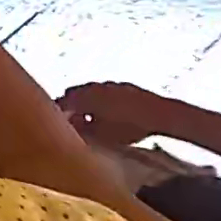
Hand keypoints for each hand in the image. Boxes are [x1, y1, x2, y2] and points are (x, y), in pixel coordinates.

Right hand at [55, 82, 186, 148]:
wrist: (161, 116)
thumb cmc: (129, 127)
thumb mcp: (101, 135)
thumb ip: (81, 131)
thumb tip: (71, 131)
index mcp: (84, 96)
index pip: (63, 101)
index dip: (59, 113)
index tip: (59, 123)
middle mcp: (94, 86)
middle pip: (75, 94)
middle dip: (72, 105)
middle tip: (73, 120)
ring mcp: (110, 85)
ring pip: (91, 92)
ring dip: (88, 103)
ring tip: (92, 119)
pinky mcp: (125, 87)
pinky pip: (107, 93)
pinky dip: (103, 102)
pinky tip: (111, 115)